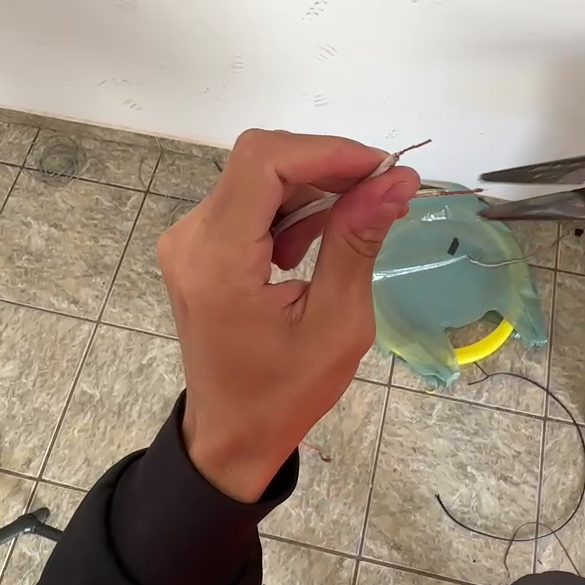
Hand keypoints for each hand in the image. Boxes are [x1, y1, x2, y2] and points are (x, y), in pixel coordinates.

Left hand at [158, 129, 419, 499]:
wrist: (231, 434)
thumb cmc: (285, 393)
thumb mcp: (337, 324)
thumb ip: (357, 243)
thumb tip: (394, 181)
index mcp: (217, 260)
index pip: (263, 162)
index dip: (327, 151)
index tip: (381, 168)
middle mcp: (191, 237)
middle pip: (262, 162)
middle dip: (329, 165)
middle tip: (384, 191)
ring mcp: (190, 239)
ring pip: (259, 176)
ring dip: (316, 186)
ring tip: (362, 217)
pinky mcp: (200, 244)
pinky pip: (251, 201)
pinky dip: (294, 206)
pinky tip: (322, 237)